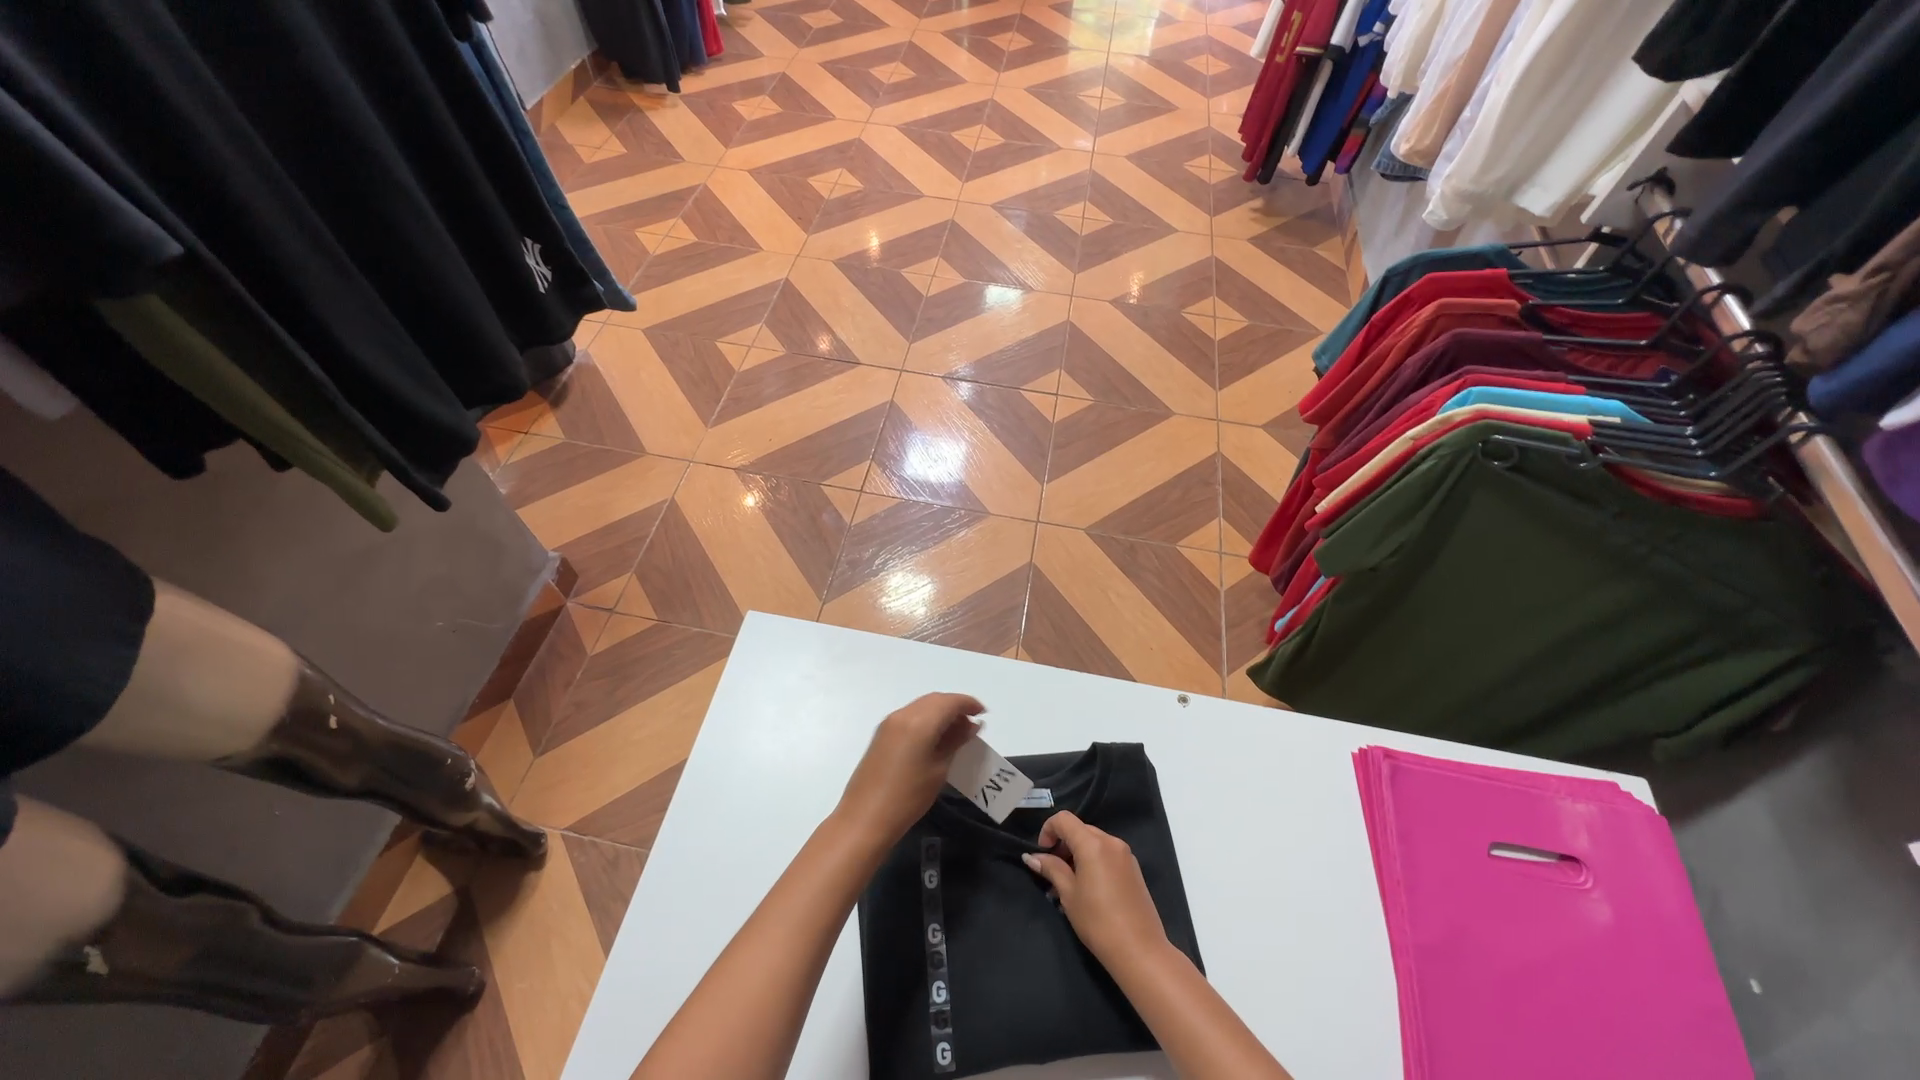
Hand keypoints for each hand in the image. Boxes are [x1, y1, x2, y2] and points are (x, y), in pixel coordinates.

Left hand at [836, 693, 984, 845]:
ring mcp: (888, 724)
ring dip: (940, 713)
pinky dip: (926, 720)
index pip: (949, 702)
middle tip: (972, 725)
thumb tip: (970, 725)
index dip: (968, 704)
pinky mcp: (881, 735)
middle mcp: (902, 715)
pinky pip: (910, 717)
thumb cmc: (909, 796)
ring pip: (921, 707)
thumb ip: (955, 741)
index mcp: (919, 721)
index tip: (983, 713)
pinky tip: (935, 739)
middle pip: (934, 700)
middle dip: (955, 707)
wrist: (865, 818)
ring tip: (956, 734)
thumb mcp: (939, 769)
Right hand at [1021, 811, 1168, 964]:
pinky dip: (1093, 861)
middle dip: (1062, 844)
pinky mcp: (1134, 869)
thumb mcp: (1068, 894)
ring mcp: (1126, 855)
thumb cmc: (1097, 921)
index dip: (1048, 830)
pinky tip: (1088, 888)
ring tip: (1068, 884)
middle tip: (1052, 872)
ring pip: (1094, 842)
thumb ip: (1051, 869)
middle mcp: (1112, 842)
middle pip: (1080, 829)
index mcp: (1094, 844)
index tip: (1042, 854)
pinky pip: (1107, 854)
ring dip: (1077, 854)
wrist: (1139, 949)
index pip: (1064, 819)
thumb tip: (1032, 856)